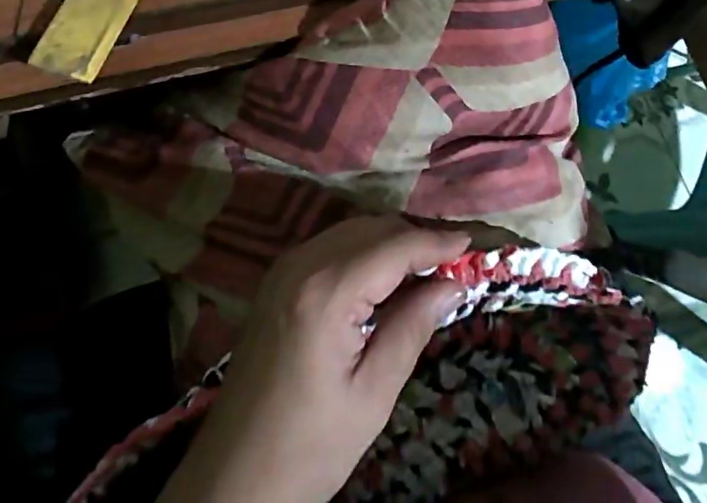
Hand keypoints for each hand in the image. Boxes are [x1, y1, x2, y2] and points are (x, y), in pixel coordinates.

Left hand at [160, 217, 469, 502]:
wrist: (232, 477)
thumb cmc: (309, 445)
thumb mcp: (372, 394)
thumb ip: (412, 327)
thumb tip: (452, 285)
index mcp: (325, 292)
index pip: (394, 246)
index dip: (436, 242)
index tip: (473, 245)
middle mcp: (301, 264)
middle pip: (372, 228)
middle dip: (416, 239)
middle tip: (454, 264)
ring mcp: (283, 269)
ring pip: (351, 231)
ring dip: (391, 242)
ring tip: (428, 271)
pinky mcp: (276, 281)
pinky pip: (331, 246)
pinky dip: (364, 251)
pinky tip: (385, 279)